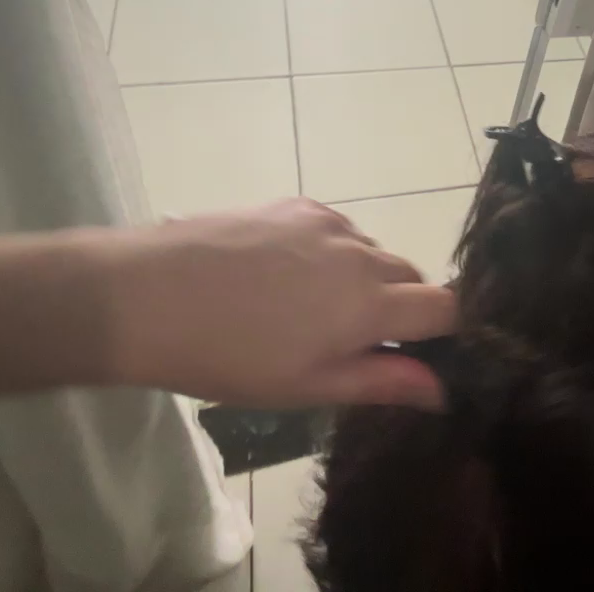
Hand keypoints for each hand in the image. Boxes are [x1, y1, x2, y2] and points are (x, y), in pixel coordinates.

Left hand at [89, 200, 455, 409]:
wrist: (147, 295)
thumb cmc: (229, 358)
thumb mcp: (307, 387)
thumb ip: (384, 382)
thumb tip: (442, 389)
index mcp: (370, 305)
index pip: (446, 306)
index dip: (446, 329)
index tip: (421, 349)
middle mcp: (363, 254)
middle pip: (412, 275)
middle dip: (400, 305)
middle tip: (352, 337)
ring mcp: (332, 223)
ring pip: (373, 253)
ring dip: (362, 278)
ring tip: (306, 305)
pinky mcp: (302, 204)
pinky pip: (340, 230)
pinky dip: (331, 252)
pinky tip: (284, 272)